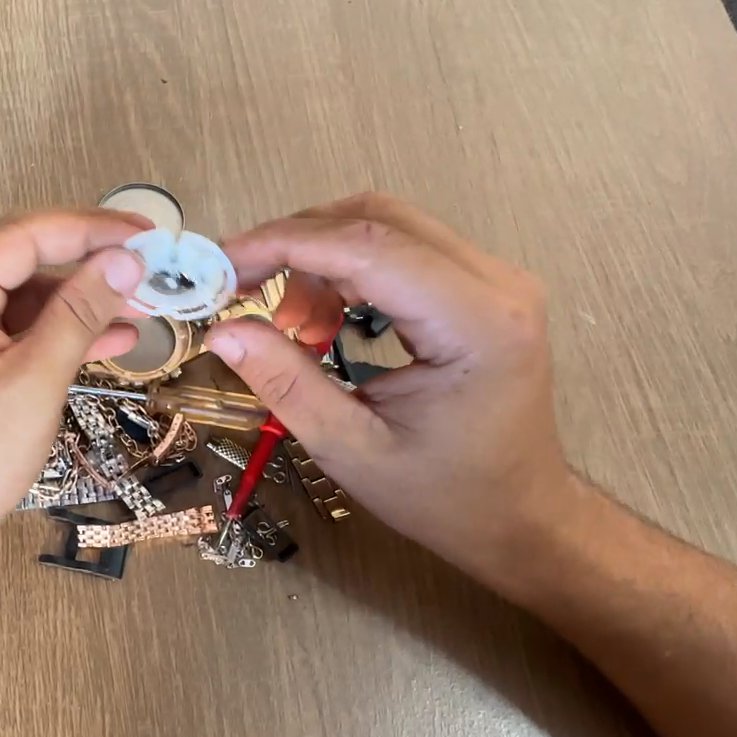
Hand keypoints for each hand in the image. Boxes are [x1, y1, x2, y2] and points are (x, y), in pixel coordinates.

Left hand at [0, 209, 150, 561]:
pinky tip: (115, 336)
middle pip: (25, 260)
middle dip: (89, 263)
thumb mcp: (35, 381)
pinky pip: (21, 331)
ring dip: (83, 301)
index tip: (146, 234)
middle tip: (150, 264)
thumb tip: (126, 260)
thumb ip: (79, 314)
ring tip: (144, 305)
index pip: (23, 237)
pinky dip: (63, 333)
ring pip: (28, 297)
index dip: (89, 229)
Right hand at [205, 193, 577, 589]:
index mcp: (475, 323)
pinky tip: (319, 322)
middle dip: (294, 242)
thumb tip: (222, 331)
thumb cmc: (439, 494)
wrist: (516, 515)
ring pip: (385, 228)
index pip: (368, 247)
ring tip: (284, 322)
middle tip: (235, 285)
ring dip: (316, 259)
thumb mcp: (347, 447)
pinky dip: (343, 274)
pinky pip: (398, 253)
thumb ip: (284, 382)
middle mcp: (496, 282)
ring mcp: (493, 279)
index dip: (285, 243)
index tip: (221, 263)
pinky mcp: (479, 289)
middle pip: (377, 220)